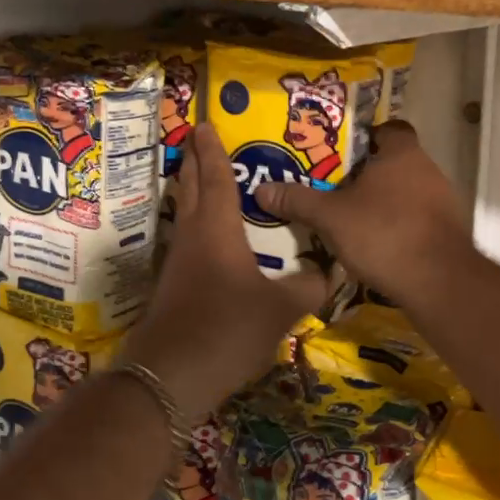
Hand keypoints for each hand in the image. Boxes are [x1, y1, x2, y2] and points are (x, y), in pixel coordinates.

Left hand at [119, 123, 325, 419]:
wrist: (170, 376)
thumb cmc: (226, 329)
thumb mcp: (280, 309)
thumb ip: (308, 287)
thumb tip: (329, 273)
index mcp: (217, 229)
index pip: (216, 178)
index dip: (213, 150)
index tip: (205, 124)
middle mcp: (192, 237)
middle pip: (191, 189)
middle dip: (196, 162)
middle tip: (197, 138)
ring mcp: (178, 263)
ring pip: (185, 214)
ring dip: (192, 193)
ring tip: (203, 180)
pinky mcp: (173, 288)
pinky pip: (186, 242)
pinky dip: (196, 227)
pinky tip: (208, 241)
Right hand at [256, 121, 470, 307]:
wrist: (440, 283)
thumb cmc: (384, 234)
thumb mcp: (331, 217)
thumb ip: (298, 201)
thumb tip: (261, 190)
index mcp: (402, 154)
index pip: (388, 128)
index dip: (366, 137)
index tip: (340, 152)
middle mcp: (428, 170)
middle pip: (394, 162)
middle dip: (366, 174)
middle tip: (334, 187)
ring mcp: (443, 202)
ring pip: (406, 192)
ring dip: (383, 202)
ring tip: (350, 218)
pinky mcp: (448, 232)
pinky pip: (417, 219)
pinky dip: (398, 226)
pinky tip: (375, 245)